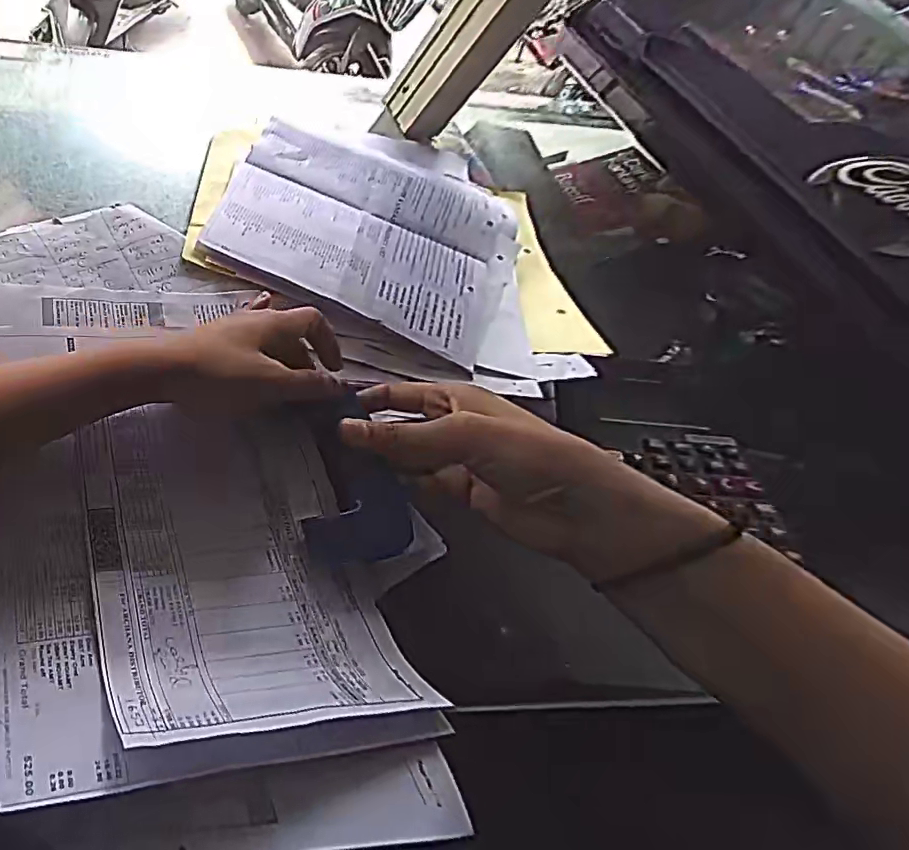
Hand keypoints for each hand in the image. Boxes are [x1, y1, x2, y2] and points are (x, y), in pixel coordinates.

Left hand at [151, 304, 344, 413]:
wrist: (160, 368)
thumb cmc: (218, 374)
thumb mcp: (268, 383)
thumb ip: (305, 385)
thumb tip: (336, 385)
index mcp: (272, 322)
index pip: (313, 320)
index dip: (329, 342)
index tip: (333, 369)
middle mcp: (253, 318)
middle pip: (291, 333)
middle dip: (305, 360)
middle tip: (306, 391)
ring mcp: (230, 329)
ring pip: (268, 342)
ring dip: (282, 363)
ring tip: (281, 390)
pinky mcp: (212, 343)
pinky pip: (246, 350)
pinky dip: (259, 362)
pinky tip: (253, 375)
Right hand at [341, 382, 727, 582]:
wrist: (584, 514)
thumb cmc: (533, 455)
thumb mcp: (464, 435)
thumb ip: (404, 437)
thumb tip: (349, 429)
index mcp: (453, 398)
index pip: (398, 394)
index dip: (366, 399)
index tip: (329, 410)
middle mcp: (449, 425)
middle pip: (396, 425)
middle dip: (366, 431)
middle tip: (325, 442)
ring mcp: (452, 460)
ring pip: (403, 456)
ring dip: (378, 460)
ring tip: (339, 465)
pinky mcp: (457, 492)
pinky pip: (417, 484)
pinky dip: (396, 485)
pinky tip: (372, 487)